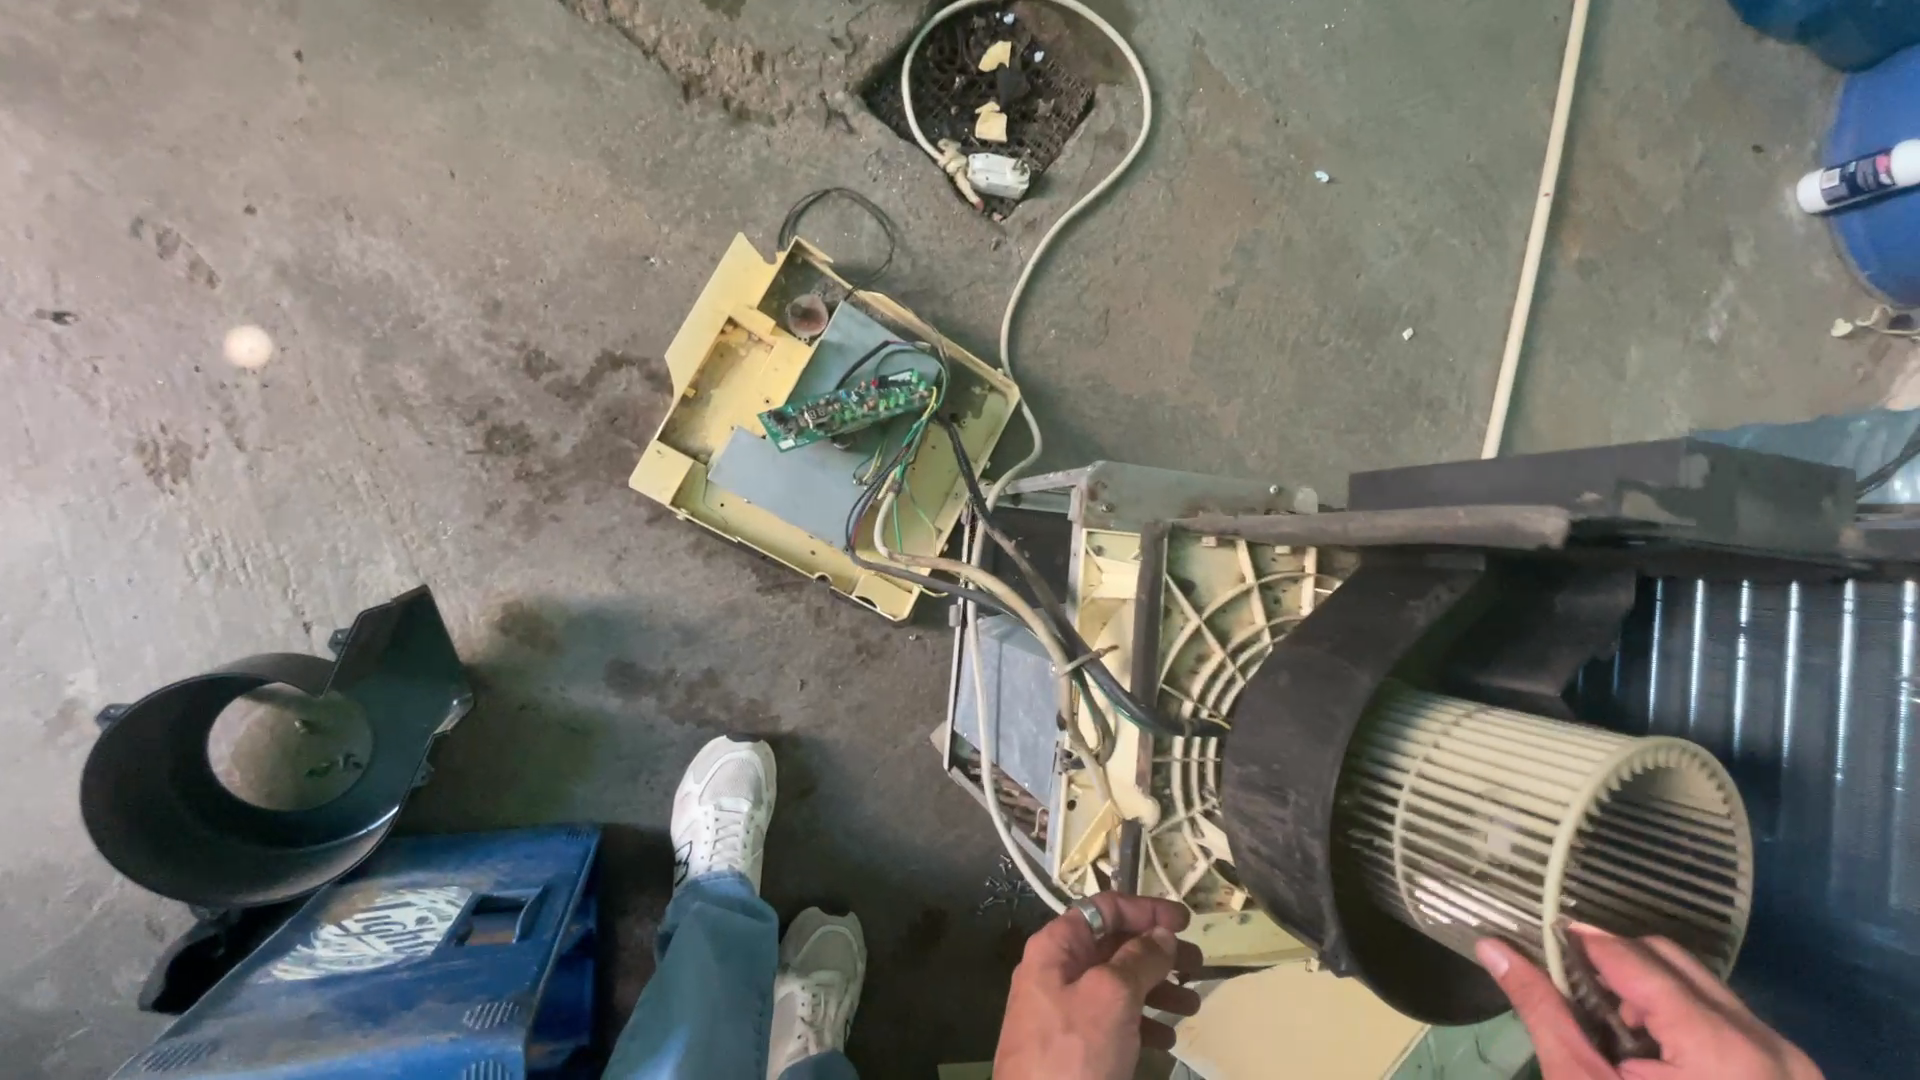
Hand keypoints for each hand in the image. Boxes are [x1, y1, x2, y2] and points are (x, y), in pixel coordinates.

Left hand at [993, 893, 1204, 1079]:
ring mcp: (1064, 1010)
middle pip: (1114, 946)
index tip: (1185, 921)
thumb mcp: (1111, 996)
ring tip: (1192, 1004)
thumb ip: (1139, 959)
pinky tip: (1168, 1037)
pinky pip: (1114, 1021)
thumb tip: (1161, 933)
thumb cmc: (1073, 1051)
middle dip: (1157, 952)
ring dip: (1157, 988)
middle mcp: (1058, 970)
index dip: (1145, 909)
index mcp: (1057, 947)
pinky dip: (1143, 1022)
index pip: (1104, 909)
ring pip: (1118, 985)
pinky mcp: (1074, 1046)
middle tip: (1198, 964)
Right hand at [1476, 930, 1822, 1079]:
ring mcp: (1788, 1063)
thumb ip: (1542, 1008)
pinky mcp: (1790, 1077)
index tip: (1541, 945)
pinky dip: (1681, 1016)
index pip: (1632, 957)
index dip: (1580, 943)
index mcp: (1719, 1046)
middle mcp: (1767, 1043)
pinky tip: (1656, 1054)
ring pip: (1699, 984)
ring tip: (1616, 1030)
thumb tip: (1491, 947)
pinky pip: (1726, 1017)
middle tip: (1575, 992)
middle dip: (1615, 963)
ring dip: (1647, 989)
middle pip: (1670, 959)